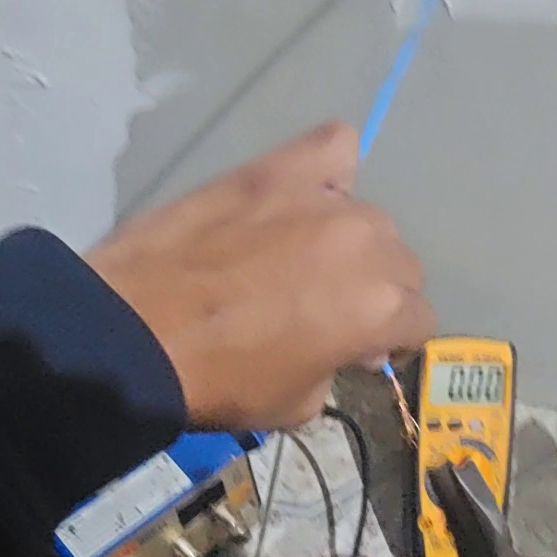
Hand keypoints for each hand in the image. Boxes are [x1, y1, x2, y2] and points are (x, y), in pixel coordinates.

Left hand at [86, 122, 433, 429]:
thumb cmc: (220, 381)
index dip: (390, 340)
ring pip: (369, 218)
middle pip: (401, 266)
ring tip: (302, 257)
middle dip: (375, 294)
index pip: (420, 320)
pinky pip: (333, 149)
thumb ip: (337, 369)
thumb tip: (342, 346)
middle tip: (325, 309)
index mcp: (381, 309)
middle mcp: (368, 246)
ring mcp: (324, 200)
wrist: (137, 333)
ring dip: (349, 243)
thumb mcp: (297, 406)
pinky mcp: (277, 170)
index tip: (357, 349)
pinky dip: (329, 173)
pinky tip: (304, 196)